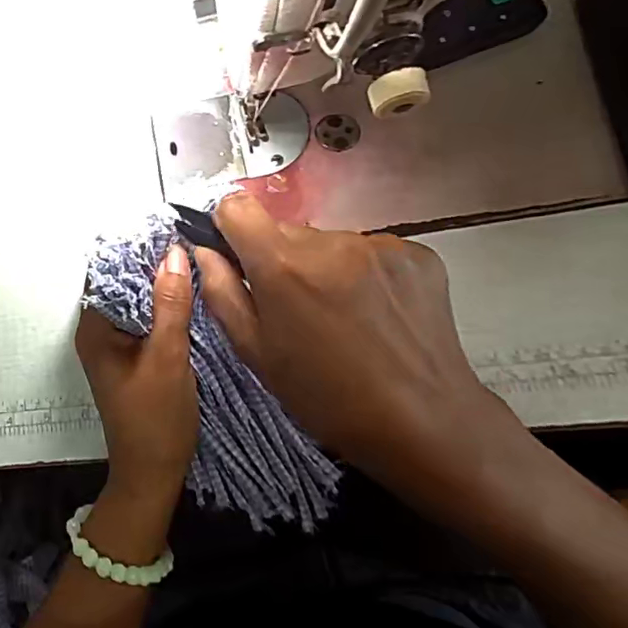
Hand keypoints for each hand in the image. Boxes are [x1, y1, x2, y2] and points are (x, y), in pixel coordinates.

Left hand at [74, 243, 197, 495]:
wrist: (153, 472)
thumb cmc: (156, 419)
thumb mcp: (168, 358)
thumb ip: (170, 304)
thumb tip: (173, 252)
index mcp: (94, 329)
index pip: (107, 270)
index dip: (137, 247)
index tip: (172, 228)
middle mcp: (97, 332)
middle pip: (122, 282)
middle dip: (153, 262)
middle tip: (192, 242)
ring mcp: (114, 345)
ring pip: (136, 301)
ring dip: (161, 284)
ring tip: (196, 261)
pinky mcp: (131, 356)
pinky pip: (145, 319)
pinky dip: (164, 306)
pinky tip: (190, 296)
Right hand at [194, 191, 520, 490]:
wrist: (422, 420)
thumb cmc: (327, 399)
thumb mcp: (257, 355)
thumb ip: (223, 294)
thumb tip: (206, 252)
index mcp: (283, 266)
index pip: (237, 207)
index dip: (229, 227)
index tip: (236, 253)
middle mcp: (331, 242)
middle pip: (286, 230)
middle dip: (280, 260)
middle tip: (294, 309)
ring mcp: (379, 245)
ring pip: (329, 242)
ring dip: (323, 268)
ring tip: (340, 318)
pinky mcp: (416, 254)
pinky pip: (370, 252)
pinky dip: (363, 275)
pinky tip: (374, 315)